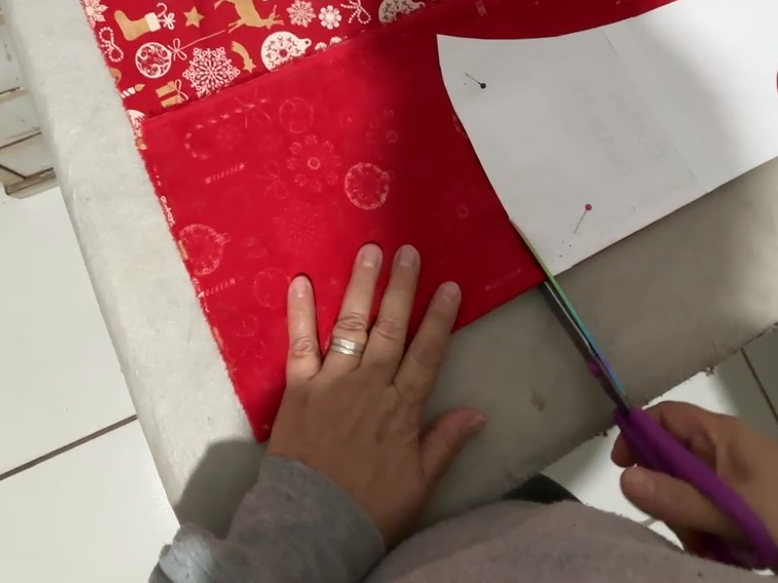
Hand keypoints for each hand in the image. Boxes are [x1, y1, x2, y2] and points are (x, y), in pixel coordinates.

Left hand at [267, 243, 487, 545]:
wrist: (314, 527)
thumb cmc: (370, 507)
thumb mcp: (420, 484)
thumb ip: (446, 442)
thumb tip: (479, 413)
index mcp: (400, 407)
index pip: (427, 353)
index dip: (439, 318)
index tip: (450, 285)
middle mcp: (368, 384)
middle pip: (390, 328)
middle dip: (401, 287)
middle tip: (408, 251)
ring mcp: (332, 381)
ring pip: (350, 325)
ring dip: (360, 286)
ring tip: (369, 252)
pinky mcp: (299, 386)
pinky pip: (300, 344)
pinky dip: (300, 313)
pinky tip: (300, 281)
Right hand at [614, 402, 777, 577]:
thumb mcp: (731, 512)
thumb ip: (677, 498)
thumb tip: (623, 479)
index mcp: (721, 433)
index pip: (664, 416)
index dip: (639, 435)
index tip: (624, 468)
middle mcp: (724, 447)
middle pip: (672, 456)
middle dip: (667, 491)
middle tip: (676, 525)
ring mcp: (735, 475)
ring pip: (688, 487)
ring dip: (688, 517)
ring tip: (706, 546)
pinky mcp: (745, 501)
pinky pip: (708, 507)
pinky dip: (707, 529)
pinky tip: (721, 552)